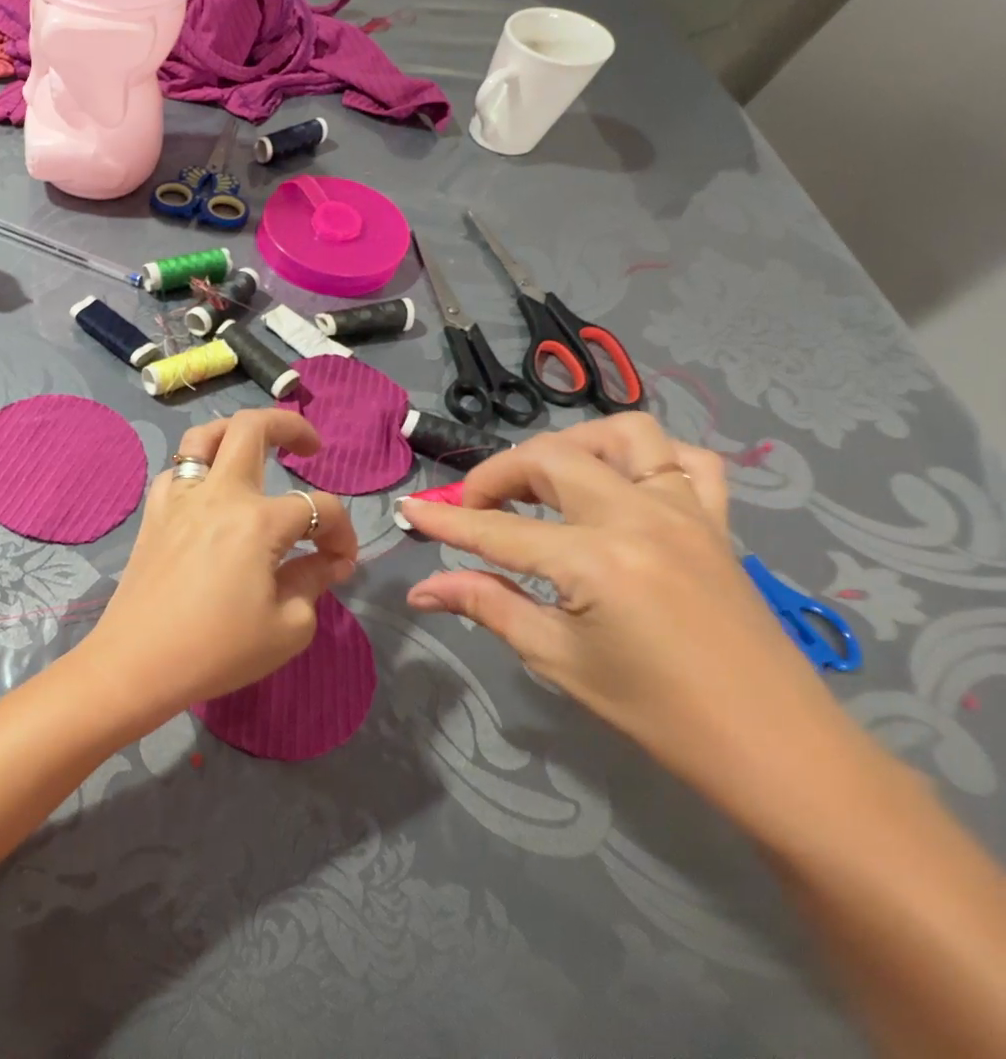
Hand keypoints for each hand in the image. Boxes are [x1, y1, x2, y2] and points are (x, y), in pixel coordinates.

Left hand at [74, 410, 358, 739]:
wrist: (136, 664)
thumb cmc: (217, 651)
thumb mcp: (287, 628)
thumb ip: (313, 582)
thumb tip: (328, 561)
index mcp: (257, 522)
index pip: (318, 508)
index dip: (342, 533)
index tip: (342, 564)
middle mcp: (216, 496)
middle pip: (251, 428)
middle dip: (291, 426)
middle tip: (311, 446)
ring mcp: (177, 501)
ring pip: (202, 438)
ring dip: (234, 433)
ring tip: (256, 452)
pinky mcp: (152, 517)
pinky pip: (175, 473)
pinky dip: (197, 470)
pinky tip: (209, 494)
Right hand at [400, 413, 830, 768]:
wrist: (768, 740)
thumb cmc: (651, 708)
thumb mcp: (555, 657)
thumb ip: (486, 606)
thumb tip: (422, 591)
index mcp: (595, 559)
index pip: (498, 530)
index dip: (445, 520)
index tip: (408, 510)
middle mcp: (641, 518)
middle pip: (552, 459)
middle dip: (497, 475)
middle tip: (473, 511)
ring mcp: (687, 512)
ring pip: (624, 436)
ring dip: (570, 447)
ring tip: (542, 485)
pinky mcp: (717, 521)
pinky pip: (686, 461)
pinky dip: (645, 460)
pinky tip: (618, 489)